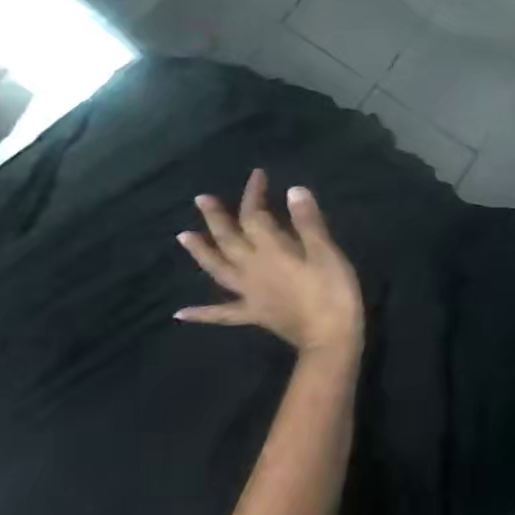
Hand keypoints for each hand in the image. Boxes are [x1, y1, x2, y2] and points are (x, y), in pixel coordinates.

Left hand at [176, 169, 363, 354]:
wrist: (330, 339)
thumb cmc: (333, 291)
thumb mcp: (325, 252)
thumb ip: (308, 221)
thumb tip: (293, 189)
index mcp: (271, 251)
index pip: (255, 216)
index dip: (253, 194)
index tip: (257, 175)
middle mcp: (253, 269)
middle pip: (229, 239)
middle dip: (216, 217)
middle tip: (201, 199)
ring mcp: (250, 294)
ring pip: (218, 269)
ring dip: (201, 252)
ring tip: (183, 237)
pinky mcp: (254, 314)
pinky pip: (222, 314)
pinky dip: (201, 313)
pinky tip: (181, 313)